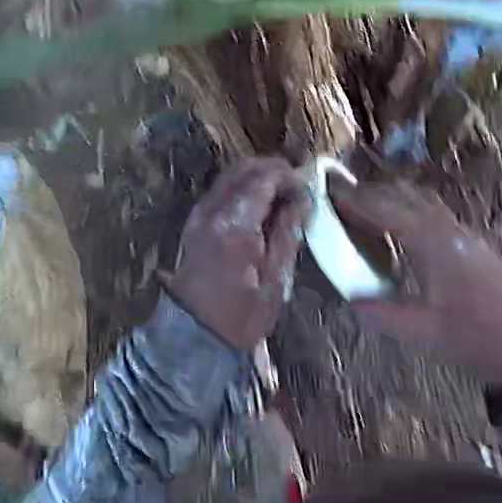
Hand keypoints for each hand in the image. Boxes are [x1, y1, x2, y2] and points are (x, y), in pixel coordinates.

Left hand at [167, 157, 310, 348]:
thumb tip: (304, 198)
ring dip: (258, 175)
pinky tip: (262, 203)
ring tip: (284, 192)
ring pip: (230, 175)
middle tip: (298, 184)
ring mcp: (199, 212)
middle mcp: (212, 210)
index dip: (288, 175)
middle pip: (244, 169)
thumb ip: (289, 234)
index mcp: (234, 225)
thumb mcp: (275, 282)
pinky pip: (221, 189)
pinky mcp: (195, 219)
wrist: (192, 334)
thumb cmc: (240, 315)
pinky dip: (243, 186)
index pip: (263, 179)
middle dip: (273, 169)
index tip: (309, 183)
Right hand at [334, 186, 501, 386]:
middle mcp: (442, 227)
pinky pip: (427, 209)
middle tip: (338, 198)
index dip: (352, 199)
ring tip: (363, 208)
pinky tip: (396, 226)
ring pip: (415, 198)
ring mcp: (458, 230)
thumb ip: (382, 315)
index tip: (328, 191)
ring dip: (386, 197)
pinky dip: (404, 207)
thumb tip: (350, 302)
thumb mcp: (423, 332)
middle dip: (366, 192)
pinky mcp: (468, 239)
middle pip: (398, 194)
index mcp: (427, 241)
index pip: (381, 208)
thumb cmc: (475, 336)